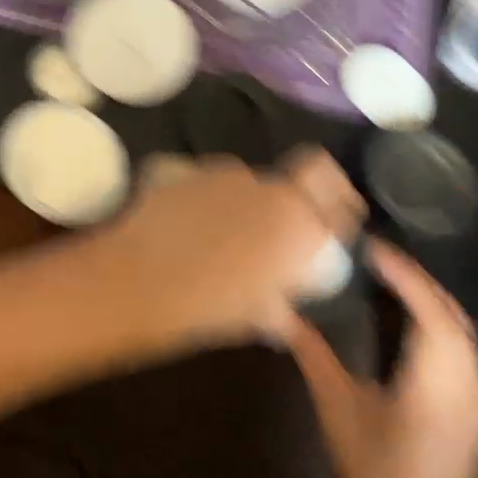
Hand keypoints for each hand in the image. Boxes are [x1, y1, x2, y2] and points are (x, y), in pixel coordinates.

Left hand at [105, 148, 365, 347]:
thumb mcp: (264, 309)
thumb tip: (281, 305)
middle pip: (286, 179)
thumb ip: (282, 292)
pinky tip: (183, 221)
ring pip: (240, 180)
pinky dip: (200, 197)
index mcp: (299, 220)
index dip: (332, 190)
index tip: (333, 207)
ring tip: (216, 230)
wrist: (144, 279)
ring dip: (237, 199)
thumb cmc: (213, 306)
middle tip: (268, 227)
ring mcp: (218, 173)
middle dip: (282, 199)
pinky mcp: (178, 168)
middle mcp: (264, 186)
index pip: (328, 178)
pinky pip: (201, 181)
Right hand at [288, 241, 477, 477]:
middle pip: (455, 321)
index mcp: (437, 387)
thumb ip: (312, 355)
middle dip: (421, 282)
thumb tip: (275, 309)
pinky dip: (437, 323)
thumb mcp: (337, 407)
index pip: (434, 317)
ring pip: (463, 336)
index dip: (408, 278)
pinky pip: (461, 353)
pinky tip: (409, 318)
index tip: (373, 249)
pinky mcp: (475, 413)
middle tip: (379, 255)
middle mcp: (468, 391)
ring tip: (390, 276)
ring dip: (430, 301)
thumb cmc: (373, 462)